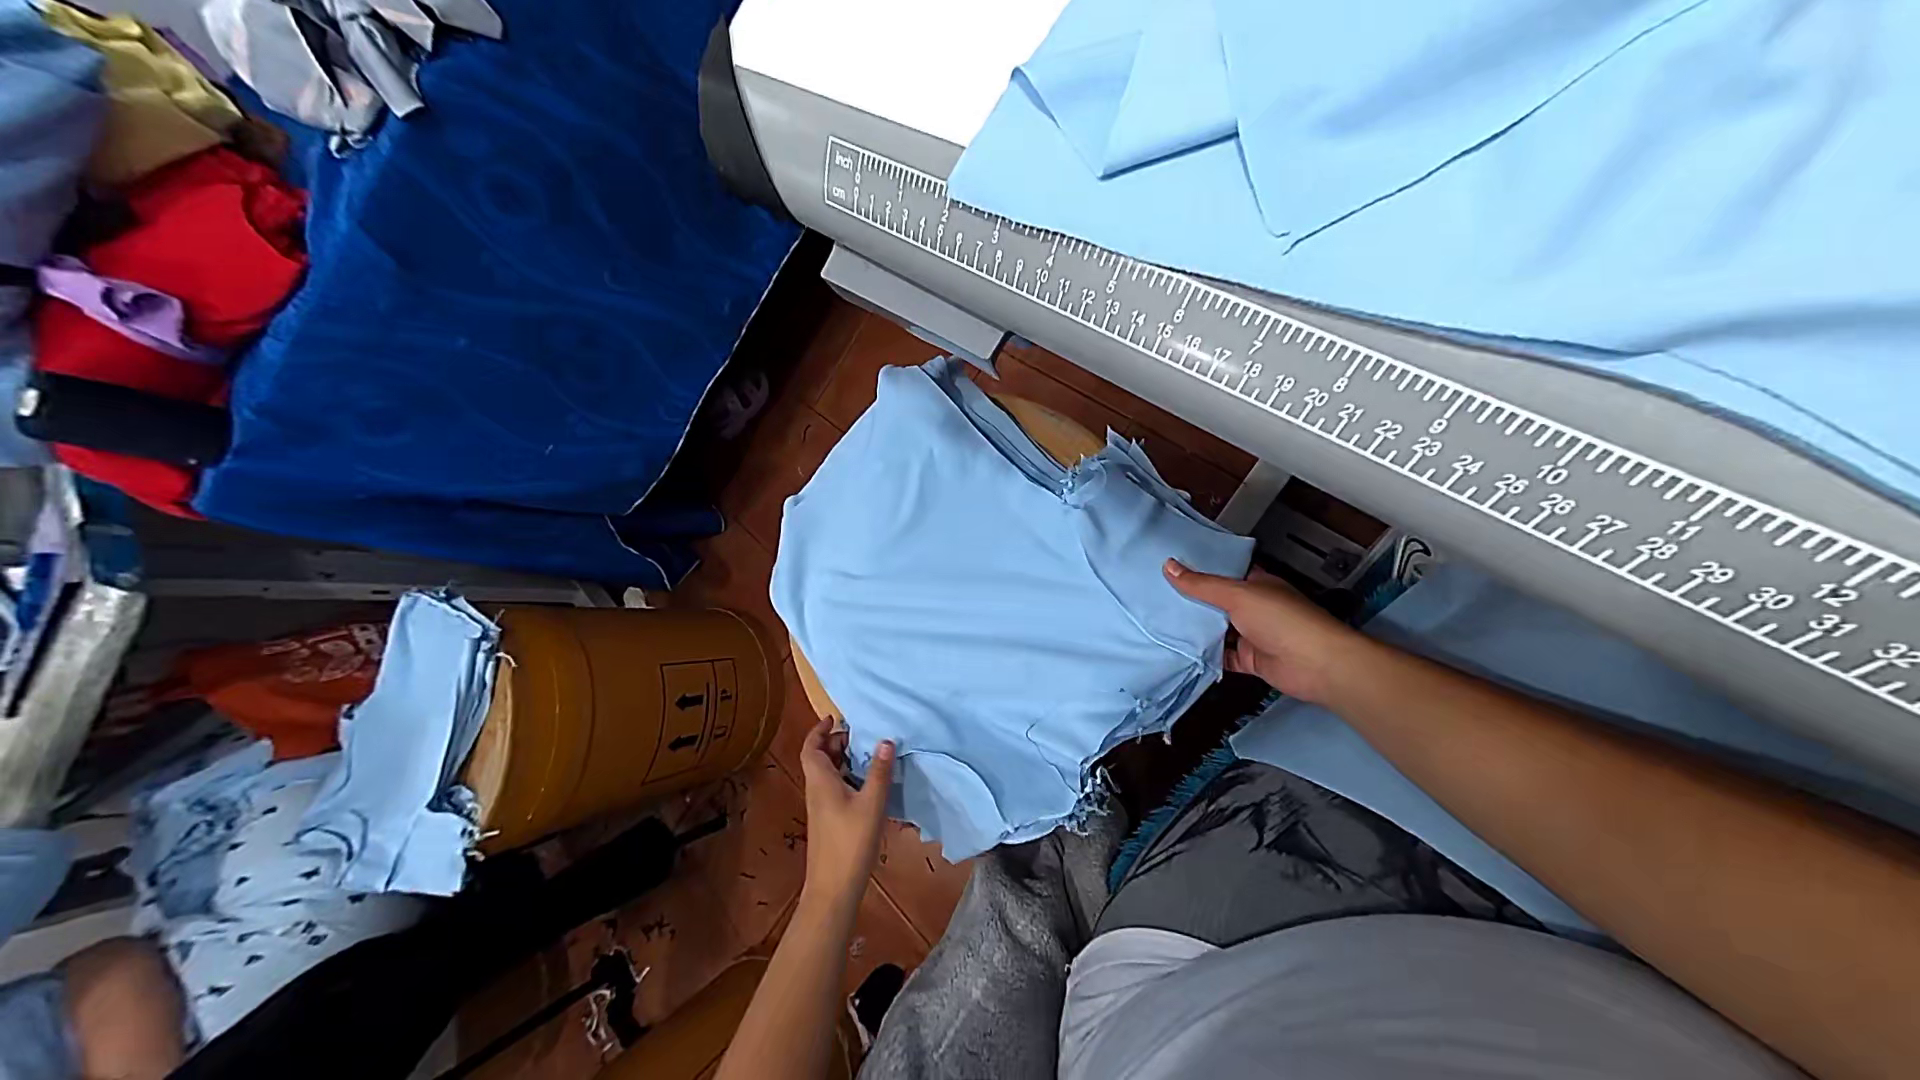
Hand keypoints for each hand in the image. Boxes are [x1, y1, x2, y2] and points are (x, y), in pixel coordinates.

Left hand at [797, 717, 895, 909]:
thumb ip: (878, 771)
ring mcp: (821, 807)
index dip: (819, 730)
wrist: (833, 888)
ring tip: (869, 754)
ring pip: (828, 773)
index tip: (835, 718)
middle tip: (861, 736)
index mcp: (820, 781)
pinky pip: (835, 787)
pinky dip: (848, 777)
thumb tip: (885, 740)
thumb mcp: (871, 803)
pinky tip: (869, 784)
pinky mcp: (829, 820)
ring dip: (844, 760)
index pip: (811, 747)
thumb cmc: (850, 842)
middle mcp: (816, 790)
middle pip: (820, 758)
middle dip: (837, 743)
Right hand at [1164, 559, 1370, 704]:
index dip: (1199, 568)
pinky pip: (1222, 656)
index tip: (1169, 566)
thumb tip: (1169, 566)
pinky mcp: (1250, 659)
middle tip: (1156, 595)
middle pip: (1217, 602)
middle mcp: (1254, 607)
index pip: (1224, 572)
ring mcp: (1252, 634)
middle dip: (1192, 600)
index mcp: (1256, 584)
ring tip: (1160, 621)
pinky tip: (1181, 651)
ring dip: (1197, 629)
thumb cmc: (1282, 620)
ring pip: (1218, 630)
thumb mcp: (1237, 595)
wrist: (1316, 665)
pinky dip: (1206, 654)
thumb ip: (1202, 585)